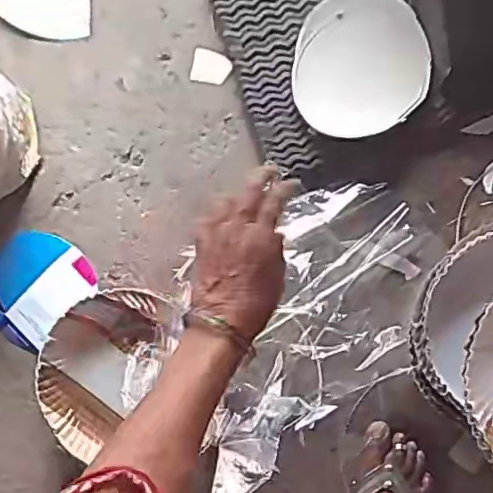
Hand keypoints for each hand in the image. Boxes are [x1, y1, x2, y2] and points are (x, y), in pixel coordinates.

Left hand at [190, 167, 298, 337]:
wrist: (222, 321)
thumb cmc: (254, 306)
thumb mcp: (277, 278)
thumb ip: (277, 252)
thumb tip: (276, 237)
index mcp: (261, 237)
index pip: (275, 201)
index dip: (284, 189)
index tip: (291, 184)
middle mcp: (238, 229)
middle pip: (249, 192)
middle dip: (261, 177)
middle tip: (269, 171)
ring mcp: (217, 233)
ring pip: (228, 200)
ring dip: (239, 193)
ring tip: (246, 192)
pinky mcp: (202, 242)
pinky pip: (210, 216)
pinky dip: (219, 210)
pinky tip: (222, 211)